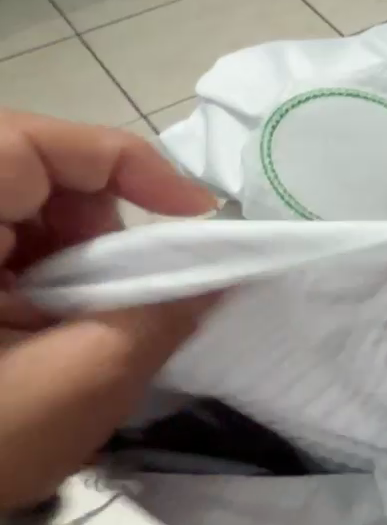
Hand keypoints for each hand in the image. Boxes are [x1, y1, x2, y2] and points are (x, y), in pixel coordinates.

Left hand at [0, 112, 216, 511]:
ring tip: (89, 319)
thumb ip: (161, 313)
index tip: (194, 215)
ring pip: (12, 214)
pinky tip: (52, 326)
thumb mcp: (83, 381)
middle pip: (22, 173)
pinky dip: (43, 278)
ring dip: (74, 257)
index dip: (120, 161)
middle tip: (138, 286)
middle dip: (98, 222)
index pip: (23, 143)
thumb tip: (227, 270)